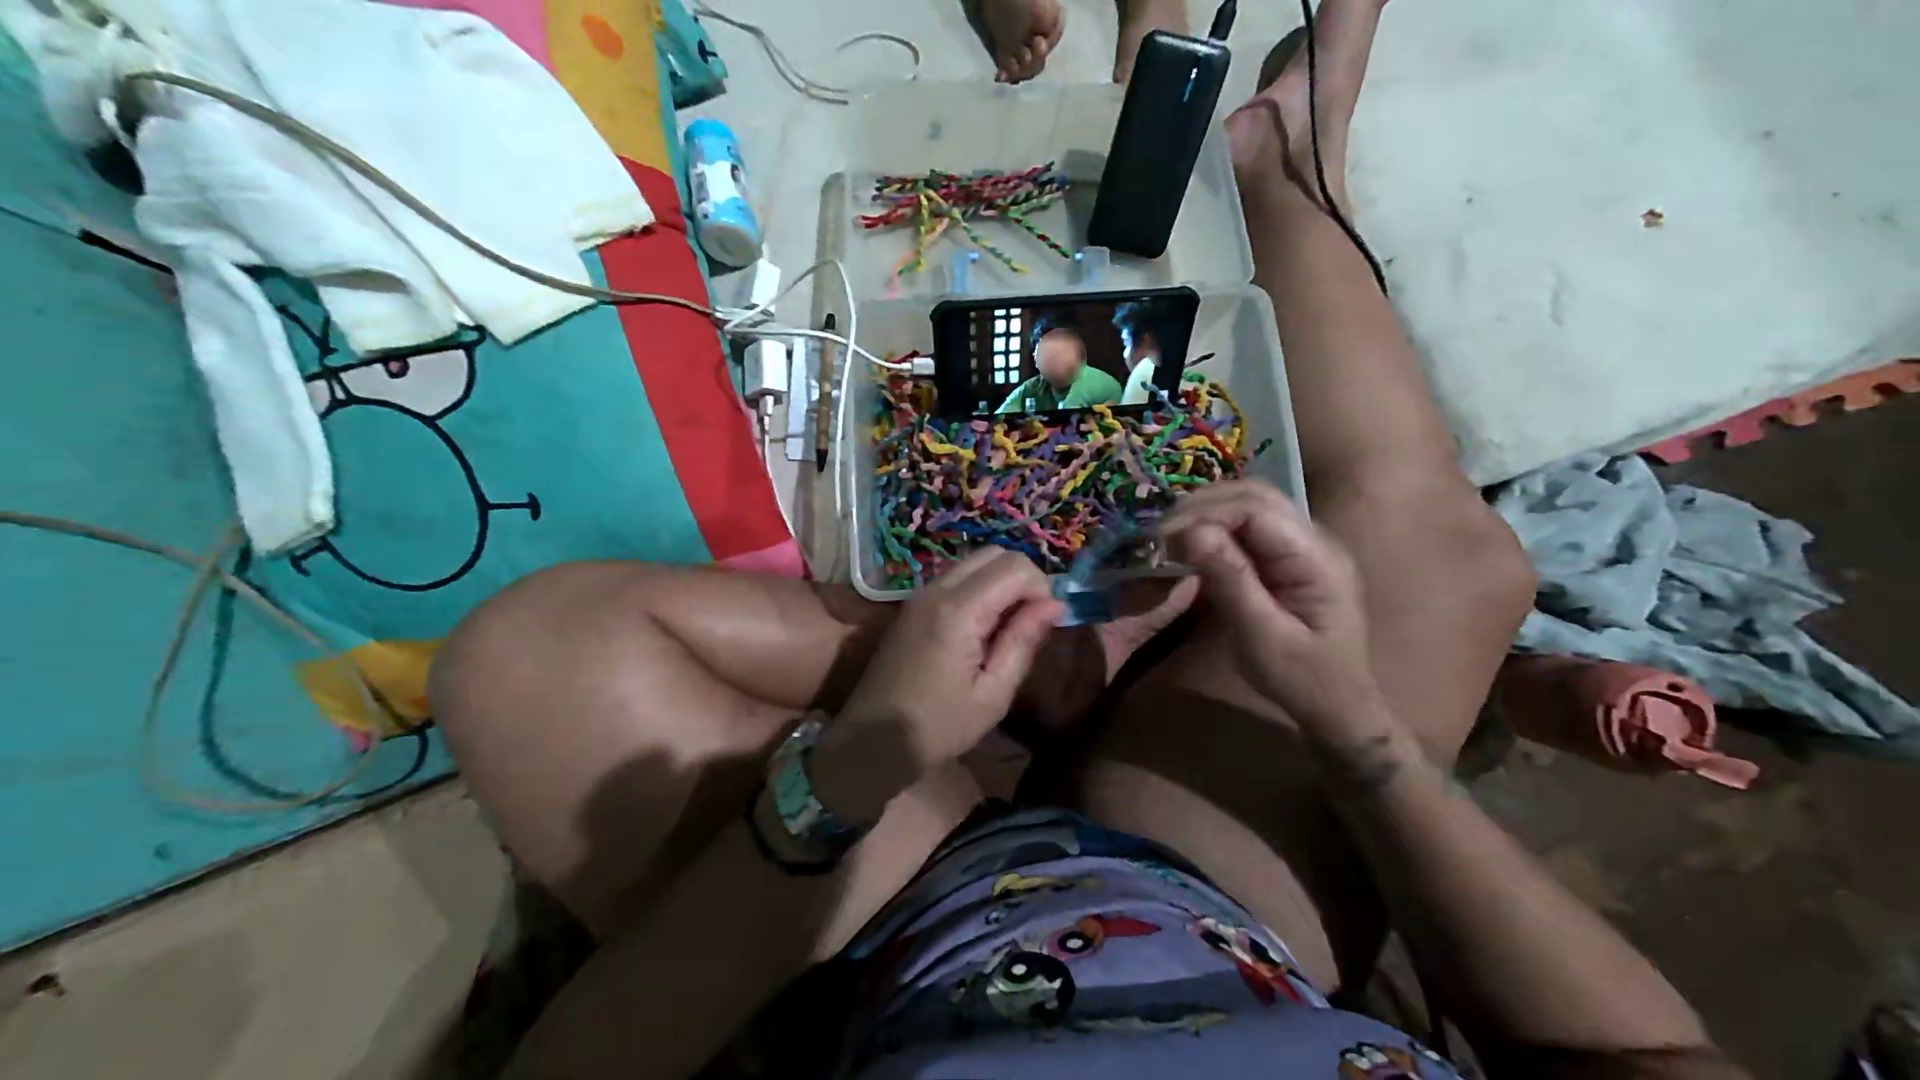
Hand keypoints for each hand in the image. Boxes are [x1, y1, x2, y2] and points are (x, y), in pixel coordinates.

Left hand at [814, 548, 1061, 821]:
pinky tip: (981, 628)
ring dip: (1000, 582)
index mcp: (958, 610)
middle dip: (1023, 579)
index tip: (1045, 624)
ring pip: (975, 561)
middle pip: (995, 553)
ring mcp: (920, 593)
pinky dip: (979, 588)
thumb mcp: (992, 694)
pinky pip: (957, 577)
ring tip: (1006, 628)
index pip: (1015, 566)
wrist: (871, 739)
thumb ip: (1023, 641)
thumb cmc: (938, 726)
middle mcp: (937, 588)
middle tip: (1029, 623)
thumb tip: (1055, 605)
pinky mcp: (913, 603)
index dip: (1041, 589)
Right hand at [1159, 481, 1384, 738]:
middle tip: (1161, 534)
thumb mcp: (1261, 637)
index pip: (1256, 508)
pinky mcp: (1288, 556)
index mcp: (1315, 558)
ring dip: (1207, 512)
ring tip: (1171, 537)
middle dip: (1202, 506)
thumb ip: (1231, 581)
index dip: (1206, 514)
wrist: (1338, 706)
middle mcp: (1314, 540)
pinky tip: (1193, 544)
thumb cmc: (1301, 678)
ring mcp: (1303, 545)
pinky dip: (1216, 526)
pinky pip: (1250, 525)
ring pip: (1251, 503)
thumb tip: (1192, 533)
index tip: (1165, 538)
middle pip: (1255, 494)